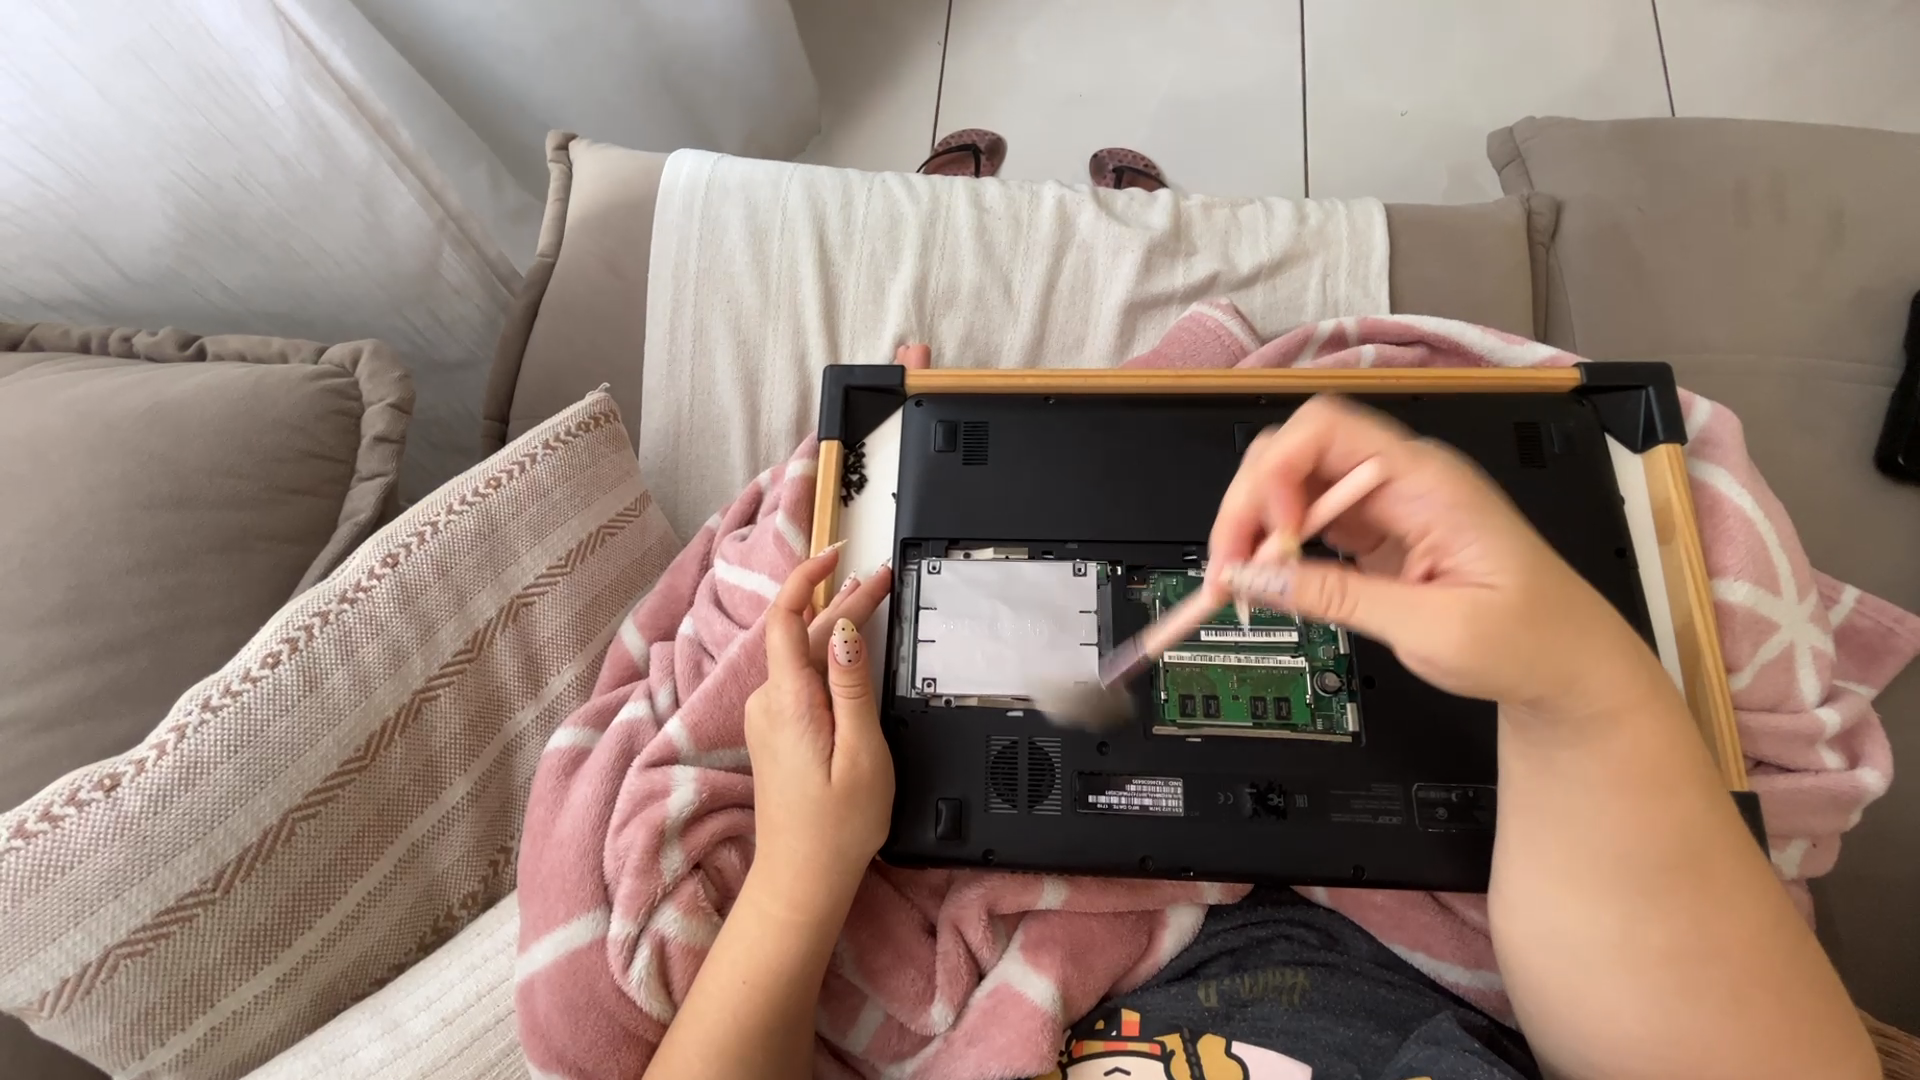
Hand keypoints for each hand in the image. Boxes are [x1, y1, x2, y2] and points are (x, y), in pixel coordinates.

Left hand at [744, 546, 896, 899]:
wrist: (801, 877)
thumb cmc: (837, 824)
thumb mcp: (861, 752)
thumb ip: (851, 687)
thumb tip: (844, 631)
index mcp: (790, 701)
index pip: (785, 618)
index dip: (806, 577)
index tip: (836, 555)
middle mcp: (769, 701)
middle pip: (802, 633)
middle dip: (842, 601)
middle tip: (883, 580)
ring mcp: (768, 714)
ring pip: (802, 653)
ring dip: (834, 624)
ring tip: (870, 598)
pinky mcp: (776, 727)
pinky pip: (800, 675)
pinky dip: (825, 652)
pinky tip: (846, 645)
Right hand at [1208, 395, 1671, 721]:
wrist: (1567, 669)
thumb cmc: (1530, 642)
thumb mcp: (1432, 627)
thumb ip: (1335, 596)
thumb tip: (1253, 577)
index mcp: (1427, 479)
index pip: (1327, 431)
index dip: (1279, 470)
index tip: (1268, 536)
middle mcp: (1395, 479)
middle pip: (1291, 456)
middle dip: (1247, 506)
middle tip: (1230, 569)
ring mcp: (1378, 506)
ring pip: (1285, 489)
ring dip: (1249, 531)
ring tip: (1236, 583)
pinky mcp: (1366, 535)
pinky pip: (1298, 525)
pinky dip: (1268, 552)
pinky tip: (1260, 581)